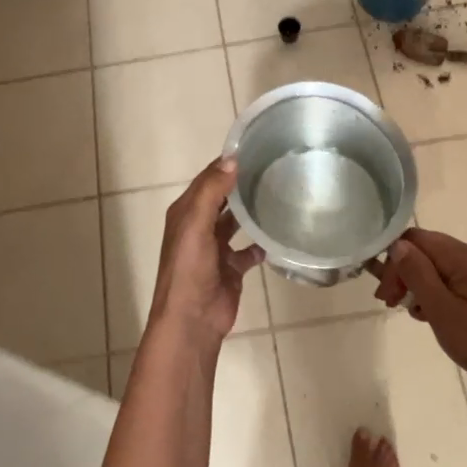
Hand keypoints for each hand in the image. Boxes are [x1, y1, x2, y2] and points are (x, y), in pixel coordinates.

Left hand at [147, 157, 265, 348]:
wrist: (192, 320)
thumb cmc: (189, 269)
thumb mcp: (195, 225)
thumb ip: (211, 192)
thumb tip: (232, 159)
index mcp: (186, 212)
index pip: (208, 178)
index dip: (227, 163)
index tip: (256, 146)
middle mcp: (199, 226)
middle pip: (222, 197)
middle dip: (242, 183)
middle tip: (275, 166)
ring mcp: (216, 248)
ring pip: (235, 221)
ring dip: (252, 210)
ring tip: (280, 193)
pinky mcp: (231, 267)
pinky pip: (249, 250)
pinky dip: (261, 242)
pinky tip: (279, 233)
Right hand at [374, 229, 466, 407]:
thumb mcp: (443, 310)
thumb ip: (418, 274)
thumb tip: (397, 245)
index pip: (418, 239)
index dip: (394, 259)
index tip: (385, 293)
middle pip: (428, 251)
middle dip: (404, 272)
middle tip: (389, 303)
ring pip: (439, 269)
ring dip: (418, 285)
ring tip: (409, 313)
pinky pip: (453, 283)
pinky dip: (436, 296)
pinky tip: (430, 317)